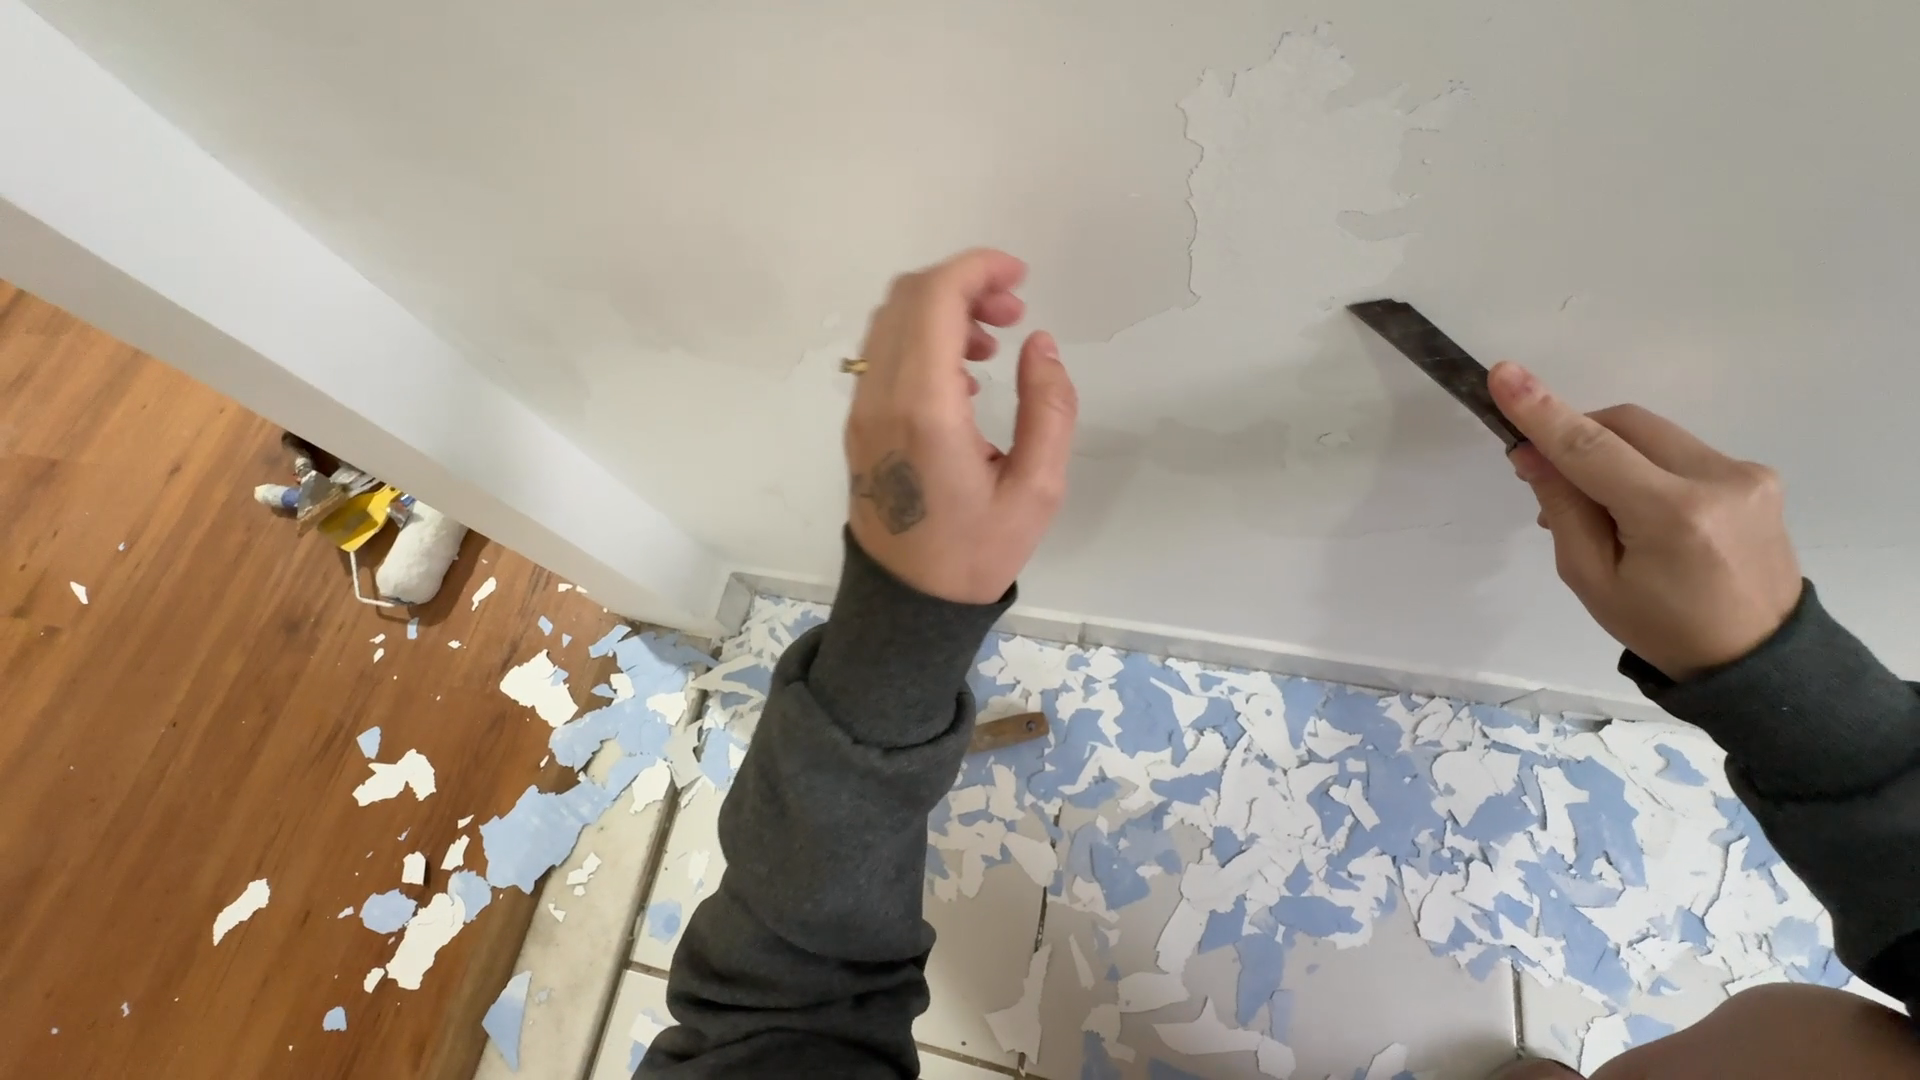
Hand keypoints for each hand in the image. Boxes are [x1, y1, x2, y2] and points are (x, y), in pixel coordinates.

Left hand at [844, 249, 1077, 604]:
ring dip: (940, 310)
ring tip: (992, 344)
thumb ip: (1050, 409)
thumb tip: (1041, 344)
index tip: (1019, 277)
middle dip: (963, 284)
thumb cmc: (976, 551)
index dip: (978, 269)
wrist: (909, 601)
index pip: (936, 300)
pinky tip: (962, 378)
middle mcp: (881, 399)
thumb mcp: (1037, 490)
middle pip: (908, 298)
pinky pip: (881, 356)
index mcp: (926, 410)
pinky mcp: (858, 425)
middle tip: (1012, 312)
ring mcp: (862, 411)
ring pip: (889, 322)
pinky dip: (920, 340)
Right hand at [1488, 362, 1802, 679]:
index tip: (1502, 375)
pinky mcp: (1755, 475)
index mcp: (1672, 515)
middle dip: (1574, 435)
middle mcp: (1719, 480)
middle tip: (1539, 473)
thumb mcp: (1588, 575)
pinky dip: (1637, 465)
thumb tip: (1532, 454)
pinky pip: (1675, 450)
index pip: (1590, 449)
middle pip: (1624, 425)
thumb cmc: (1658, 624)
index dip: (1541, 412)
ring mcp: (1746, 474)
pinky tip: (1628, 506)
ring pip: (1650, 434)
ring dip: (1605, 453)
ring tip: (1590, 507)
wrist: (1756, 655)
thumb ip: (1562, 507)